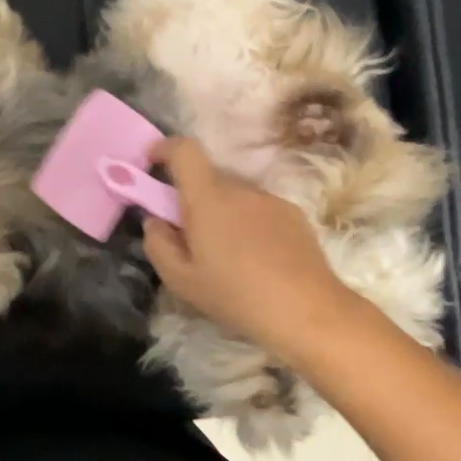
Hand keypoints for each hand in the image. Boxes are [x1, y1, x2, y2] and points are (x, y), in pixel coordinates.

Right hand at [142, 137, 364, 358]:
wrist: (308, 312)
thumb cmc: (236, 295)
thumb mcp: (180, 280)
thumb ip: (158, 243)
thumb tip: (156, 221)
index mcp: (207, 198)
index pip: (184, 151)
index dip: (164, 148)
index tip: (152, 162)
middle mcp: (240, 189)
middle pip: (208, 177)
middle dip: (192, 196)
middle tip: (188, 235)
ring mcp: (271, 200)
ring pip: (235, 195)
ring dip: (222, 213)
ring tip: (225, 254)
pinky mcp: (294, 215)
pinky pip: (259, 209)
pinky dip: (248, 223)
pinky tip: (255, 259)